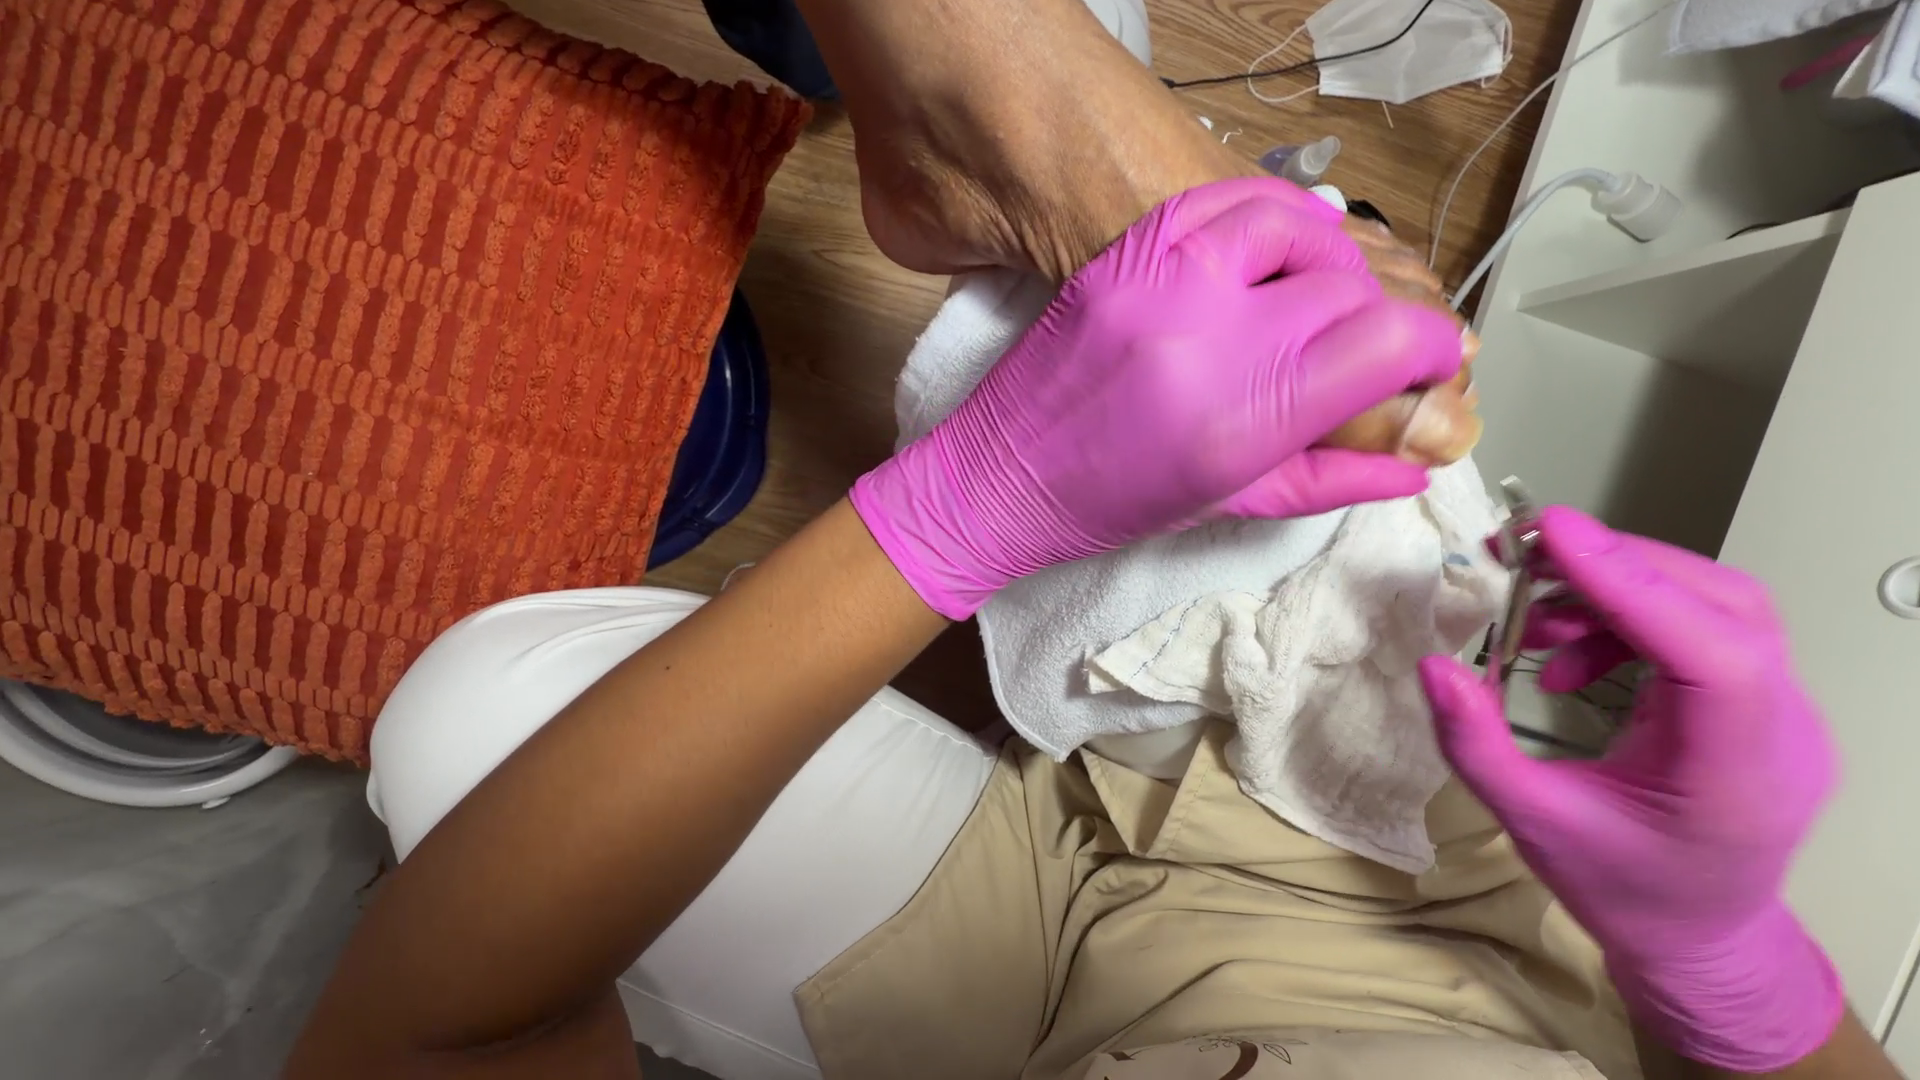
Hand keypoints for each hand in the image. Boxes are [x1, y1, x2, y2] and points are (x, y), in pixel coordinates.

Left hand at [851, 177, 1464, 618]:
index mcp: (1246, 415)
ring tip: (1312, 296)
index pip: (1393, 340)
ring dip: (1326, 256)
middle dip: (1376, 317)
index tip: (1423, 367)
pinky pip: (1220, 201)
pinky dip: (1261, 219)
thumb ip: (1334, 478)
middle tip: (1358, 348)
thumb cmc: (1111, 505)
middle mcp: (1212, 336)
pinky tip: (1263, 255)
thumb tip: (1419, 462)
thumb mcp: (1230, 504)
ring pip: (1297, 222)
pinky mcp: (1123, 257)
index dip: (1431, 350)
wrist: (1002, 477)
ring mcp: (1162, 283)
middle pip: (1352, 283)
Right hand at [1417, 506, 1844, 1072]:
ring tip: (1531, 610)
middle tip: (1523, 548)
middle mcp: (1778, 730)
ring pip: (1714, 605)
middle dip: (1616, 562)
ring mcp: (1776, 713)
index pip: (1711, 652)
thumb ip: (1472, 742)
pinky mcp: (1749, 704)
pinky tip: (1562, 658)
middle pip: (1722, 605)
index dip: (1632, 581)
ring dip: (1614, 587)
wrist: (1698, 934)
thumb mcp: (1529, 821)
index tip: (1553, 533)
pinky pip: (1695, 630)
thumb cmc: (1621, 889)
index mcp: (1734, 771)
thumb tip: (1434, 665)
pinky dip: (1621, 621)